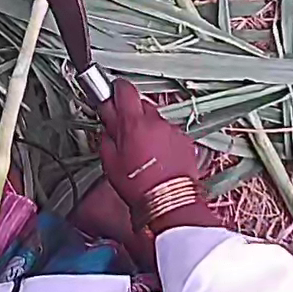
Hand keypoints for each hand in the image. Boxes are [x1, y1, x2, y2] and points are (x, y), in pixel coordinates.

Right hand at [96, 79, 220, 232]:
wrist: (169, 202)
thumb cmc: (137, 185)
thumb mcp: (109, 160)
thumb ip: (107, 135)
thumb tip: (107, 123)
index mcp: (134, 122)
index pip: (125, 90)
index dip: (116, 89)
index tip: (111, 94)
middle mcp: (156, 121)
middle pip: (141, 104)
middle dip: (131, 114)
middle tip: (123, 131)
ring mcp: (173, 130)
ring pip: (155, 119)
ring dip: (147, 128)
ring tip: (142, 150)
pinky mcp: (185, 140)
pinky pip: (169, 132)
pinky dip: (162, 139)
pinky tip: (156, 157)